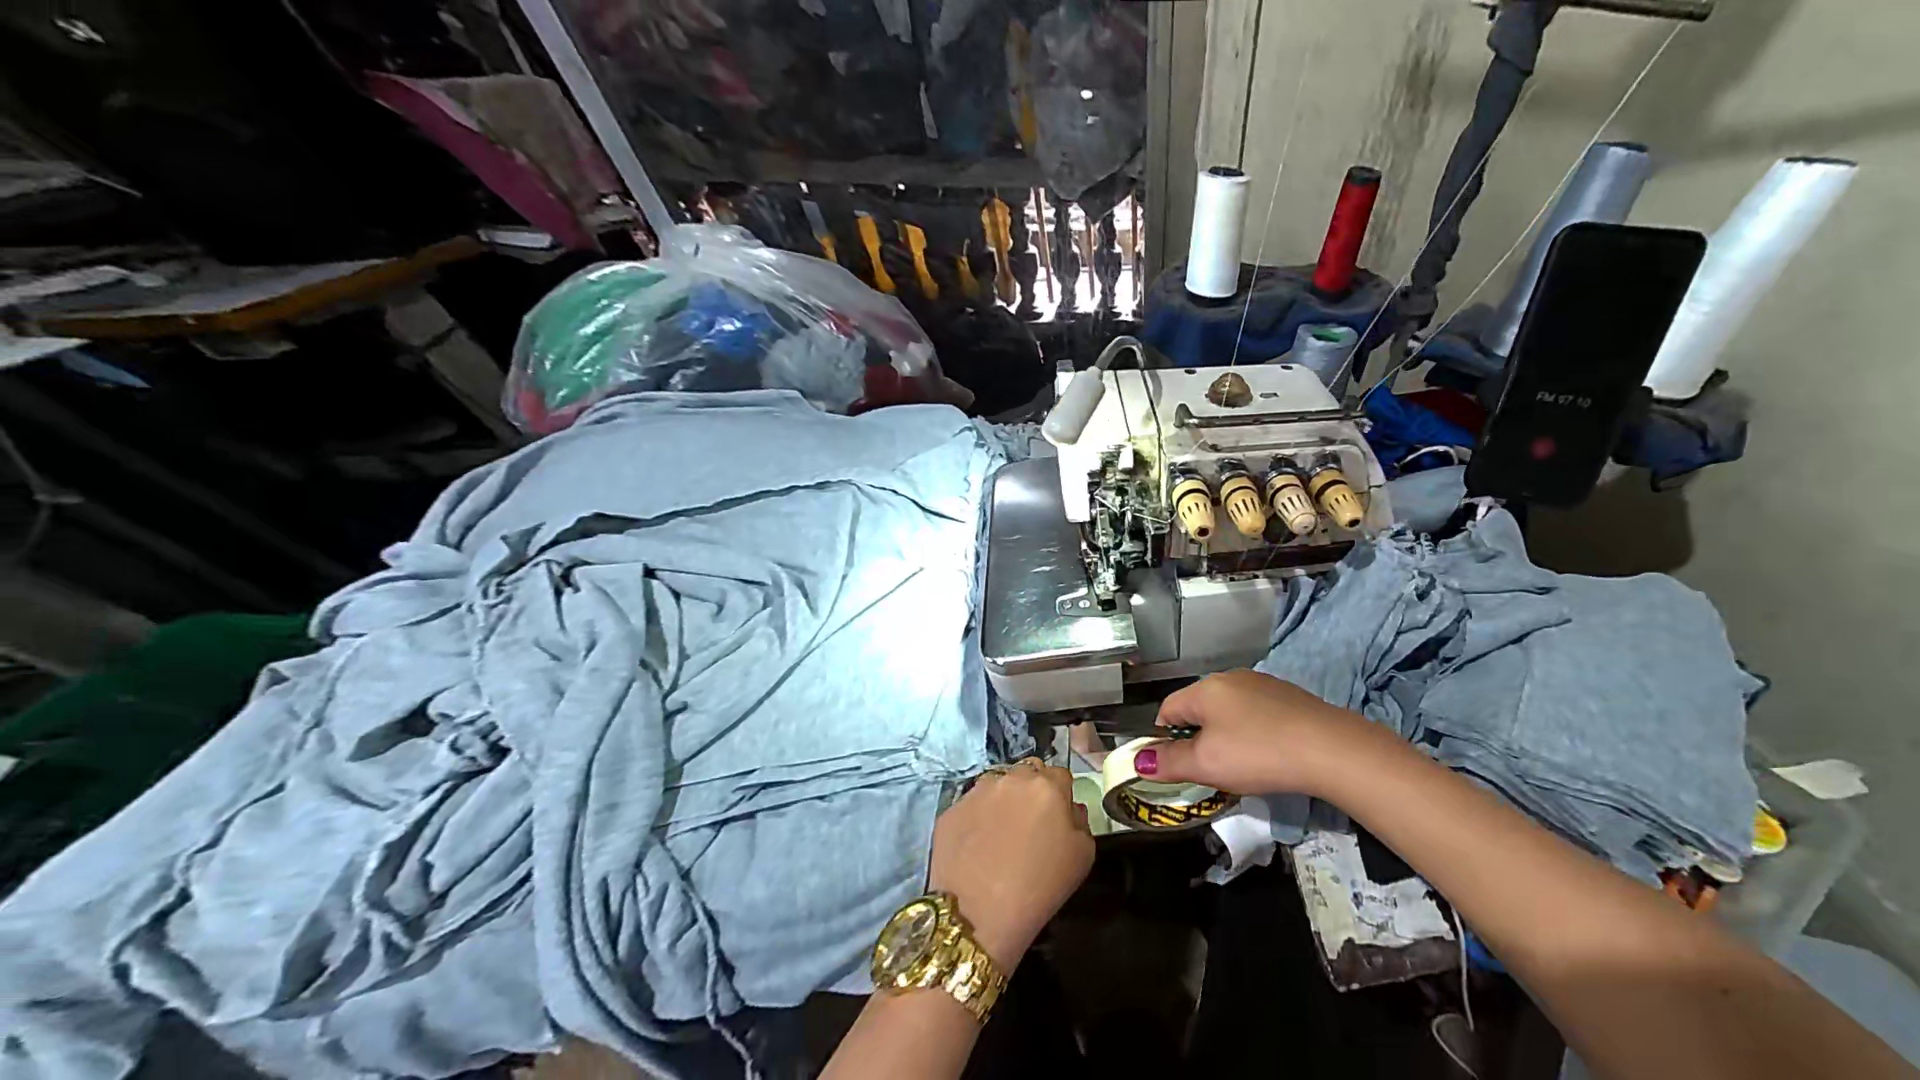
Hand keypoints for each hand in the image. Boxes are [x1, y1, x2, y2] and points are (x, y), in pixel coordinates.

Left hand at [929, 761, 1093, 969]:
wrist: (979, 911)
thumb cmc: (1040, 887)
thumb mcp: (1083, 858)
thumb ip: (1081, 822)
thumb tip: (1070, 809)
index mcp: (1047, 786)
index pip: (1060, 776)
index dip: (1061, 796)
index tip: (1057, 819)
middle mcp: (1010, 779)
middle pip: (1027, 773)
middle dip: (1032, 792)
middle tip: (1031, 825)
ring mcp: (977, 791)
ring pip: (997, 784)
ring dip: (1003, 800)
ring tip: (1001, 834)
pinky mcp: (952, 808)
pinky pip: (971, 804)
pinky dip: (978, 817)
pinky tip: (978, 845)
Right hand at [1137, 670, 1364, 796]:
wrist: (1333, 750)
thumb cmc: (1258, 754)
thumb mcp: (1206, 764)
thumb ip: (1168, 761)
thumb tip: (1137, 760)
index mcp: (1205, 688)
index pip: (1167, 709)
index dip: (1163, 738)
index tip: (1176, 765)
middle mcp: (1231, 678)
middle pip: (1199, 709)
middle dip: (1197, 738)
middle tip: (1210, 770)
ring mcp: (1264, 685)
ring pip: (1229, 711)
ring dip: (1226, 735)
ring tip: (1242, 766)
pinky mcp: (1291, 698)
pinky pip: (1257, 714)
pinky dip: (1255, 733)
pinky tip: (1270, 755)